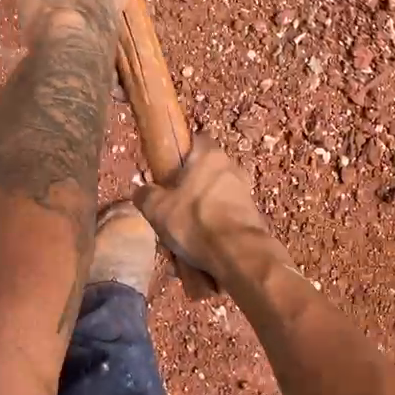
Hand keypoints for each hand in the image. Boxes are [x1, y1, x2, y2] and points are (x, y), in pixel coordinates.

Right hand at [135, 141, 277, 290]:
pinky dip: (214, 229)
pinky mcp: (252, 216)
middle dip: (188, 190)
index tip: (166, 172)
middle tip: (171, 211)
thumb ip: (145, 194)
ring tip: (184, 237)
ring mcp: (245, 192)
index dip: (179, 154)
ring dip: (200, 213)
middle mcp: (231, 167)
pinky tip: (201, 249)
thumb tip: (142, 191)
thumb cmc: (194, 221)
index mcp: (210, 155)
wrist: (237, 253)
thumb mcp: (156, 208)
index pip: (195, 141)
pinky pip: (225, 218)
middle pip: (204, 173)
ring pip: (214, 198)